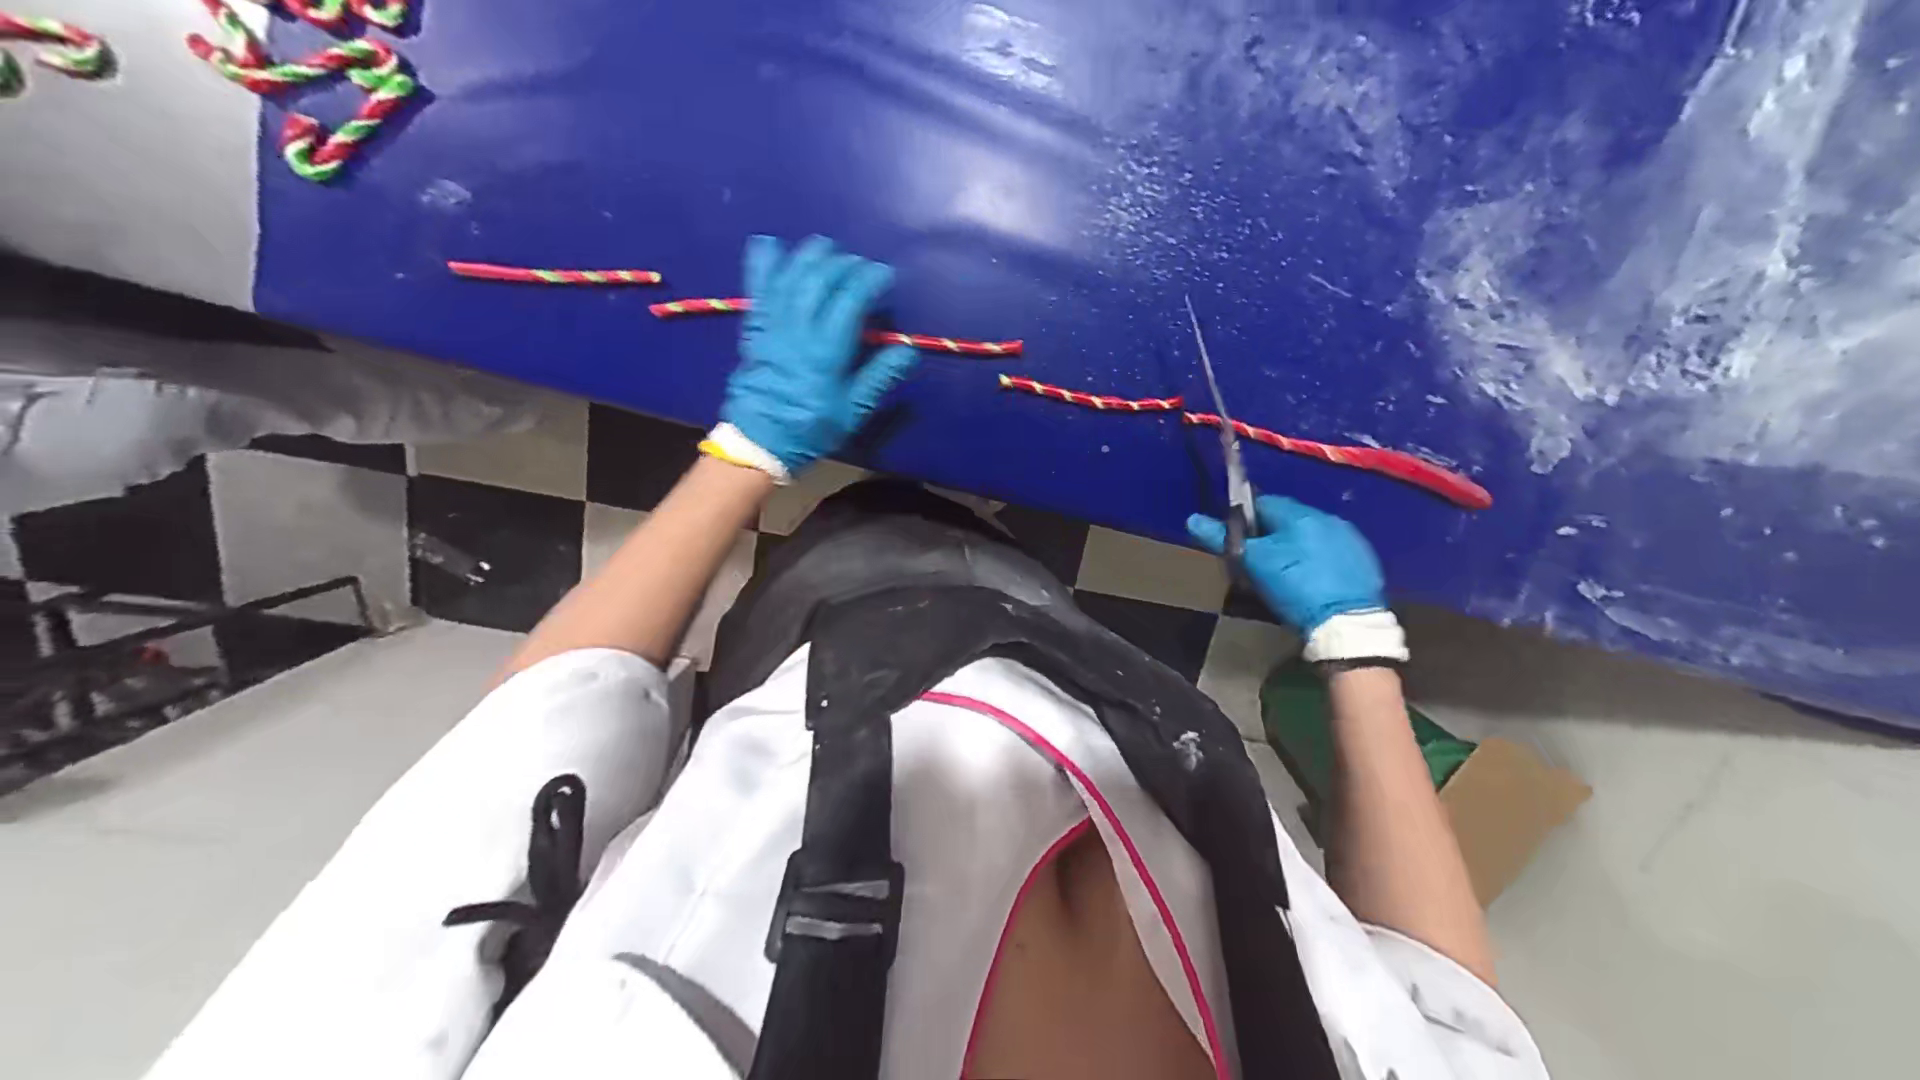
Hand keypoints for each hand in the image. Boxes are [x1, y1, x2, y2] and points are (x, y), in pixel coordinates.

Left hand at [720, 234, 918, 473]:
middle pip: (820, 278)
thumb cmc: (813, 427)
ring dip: (811, 255)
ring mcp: (772, 323)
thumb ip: (879, 377)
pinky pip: (758, 284)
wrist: (762, 439)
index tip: (885, 275)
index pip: (851, 298)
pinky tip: (773, 244)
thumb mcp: (854, 411)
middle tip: (860, 266)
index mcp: (826, 350)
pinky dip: (765, 262)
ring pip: (790, 274)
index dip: (870, 279)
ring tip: (829, 251)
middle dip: (845, 263)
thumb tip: (907, 349)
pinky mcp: (754, 325)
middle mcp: (797, 328)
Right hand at [1187, 495, 1385, 633]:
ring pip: (1308, 537)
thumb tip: (1193, 519)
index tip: (1235, 541)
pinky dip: (1314, 563)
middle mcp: (1329, 519)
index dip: (1244, 520)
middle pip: (1287, 520)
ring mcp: (1351, 541)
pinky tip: (1307, 584)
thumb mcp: (1253, 564)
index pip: (1263, 503)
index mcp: (1301, 514)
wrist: (1347, 625)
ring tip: (1279, 575)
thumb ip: (1222, 539)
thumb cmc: (1295, 587)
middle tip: (1254, 562)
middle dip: (1268, 536)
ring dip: (1292, 549)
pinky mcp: (1364, 563)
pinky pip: (1329, 554)